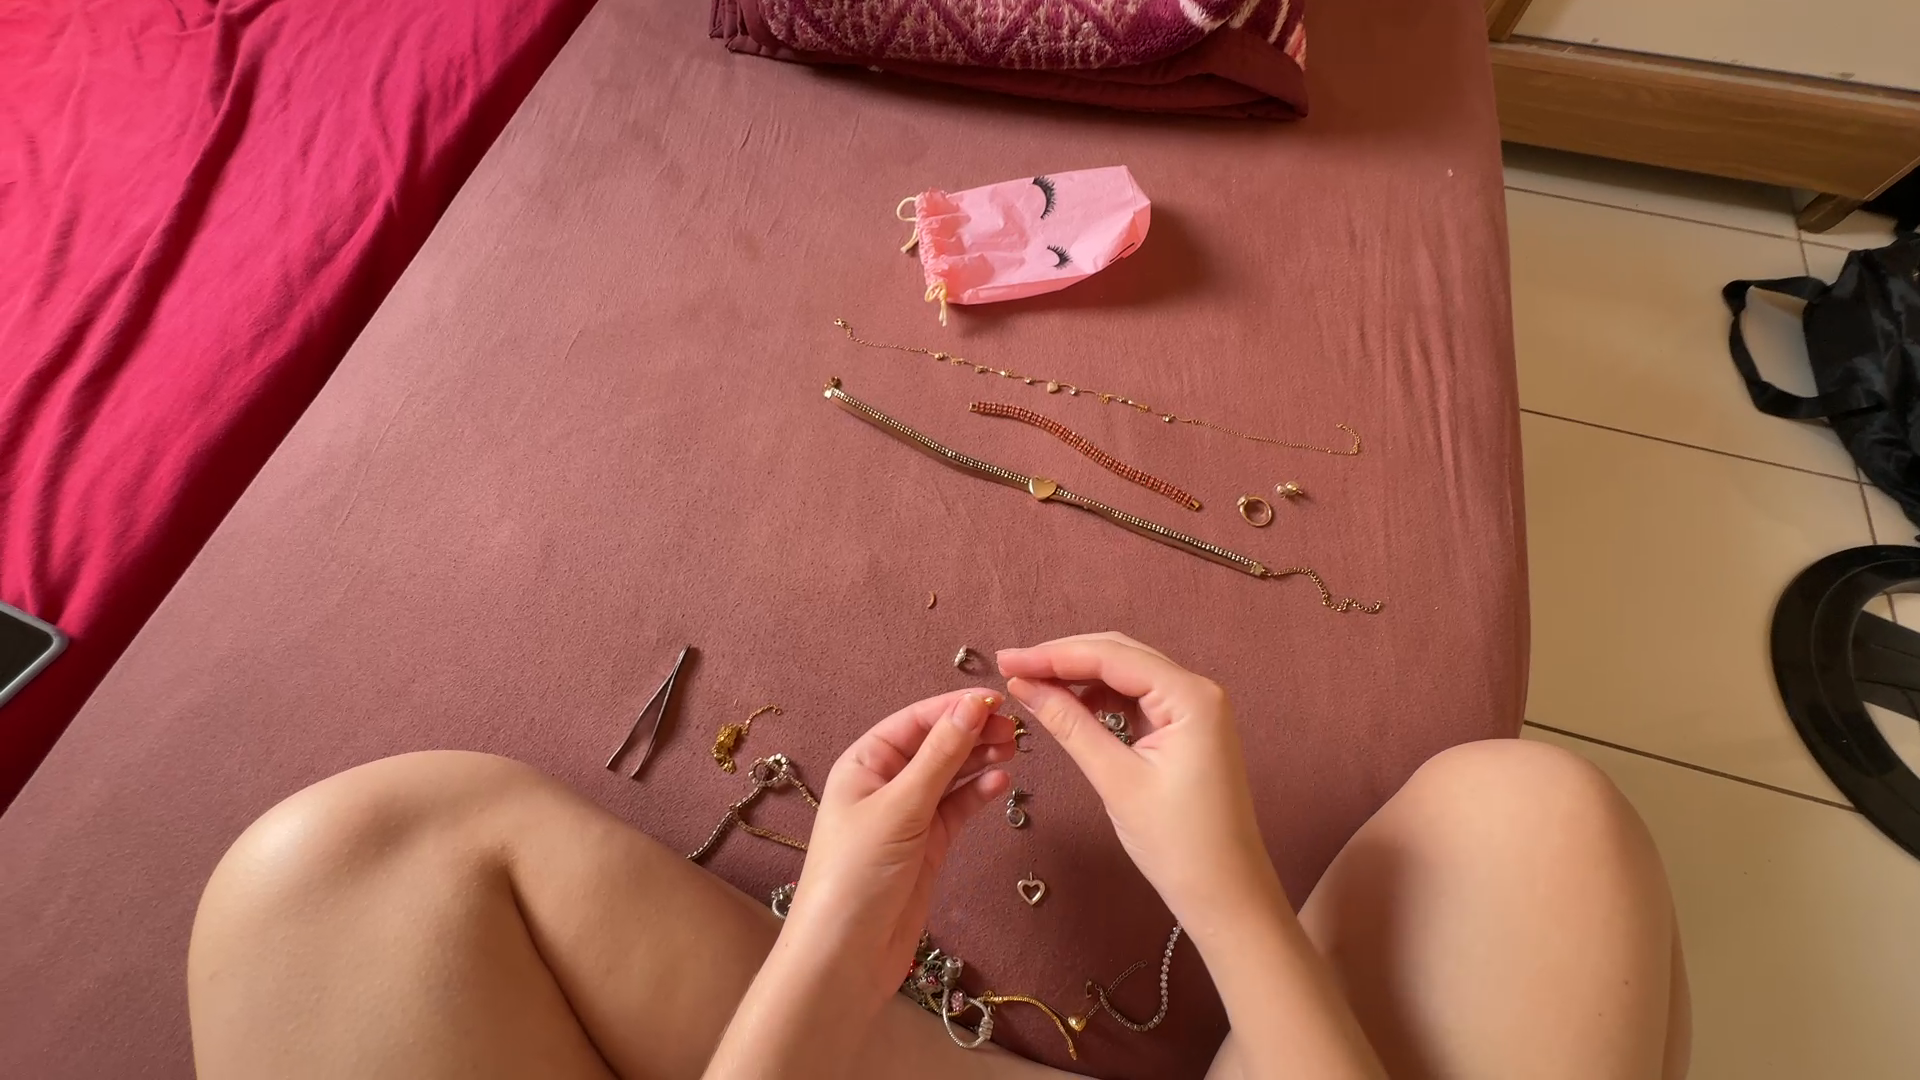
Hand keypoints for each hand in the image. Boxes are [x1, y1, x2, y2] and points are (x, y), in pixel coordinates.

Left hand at [781, 689, 1016, 1004]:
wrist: (844, 960)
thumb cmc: (857, 873)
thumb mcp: (900, 807)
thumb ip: (940, 755)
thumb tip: (972, 706)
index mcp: (866, 761)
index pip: (916, 720)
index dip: (955, 706)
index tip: (997, 700)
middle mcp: (886, 782)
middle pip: (936, 744)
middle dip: (972, 731)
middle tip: (1014, 728)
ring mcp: (908, 814)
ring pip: (951, 774)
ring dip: (980, 759)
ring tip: (1013, 749)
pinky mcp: (927, 844)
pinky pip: (957, 808)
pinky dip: (978, 794)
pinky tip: (1001, 782)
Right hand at [997, 633, 1279, 925]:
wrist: (1227, 898)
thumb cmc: (1178, 845)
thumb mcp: (1116, 780)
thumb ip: (1069, 724)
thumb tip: (1023, 686)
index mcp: (1190, 696)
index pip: (1110, 655)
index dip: (1053, 654)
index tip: (1006, 661)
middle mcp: (1196, 689)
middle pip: (1118, 653)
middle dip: (1062, 658)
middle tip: (1012, 667)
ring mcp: (1193, 708)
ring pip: (1124, 672)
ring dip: (1078, 675)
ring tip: (1032, 685)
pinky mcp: (1184, 727)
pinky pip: (1134, 697)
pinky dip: (1098, 697)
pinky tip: (1068, 704)